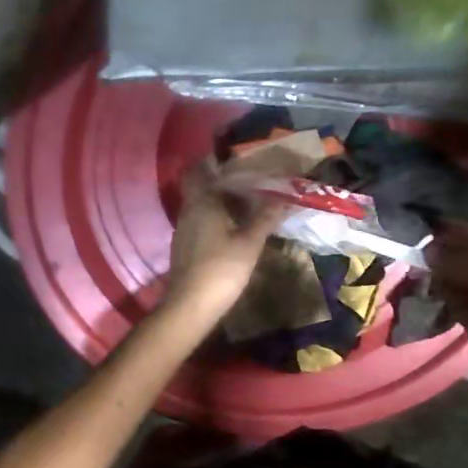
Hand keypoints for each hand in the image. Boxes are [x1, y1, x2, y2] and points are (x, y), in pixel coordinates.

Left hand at [165, 163, 285, 319]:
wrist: (190, 306)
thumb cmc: (221, 269)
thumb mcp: (250, 242)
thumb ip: (266, 217)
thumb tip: (284, 196)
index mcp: (202, 202)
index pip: (200, 170)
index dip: (215, 162)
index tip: (238, 161)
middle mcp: (188, 210)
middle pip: (201, 187)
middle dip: (223, 184)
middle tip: (250, 185)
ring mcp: (183, 230)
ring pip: (201, 206)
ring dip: (221, 204)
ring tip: (248, 207)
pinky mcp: (184, 247)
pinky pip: (200, 223)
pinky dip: (216, 221)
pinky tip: (234, 230)